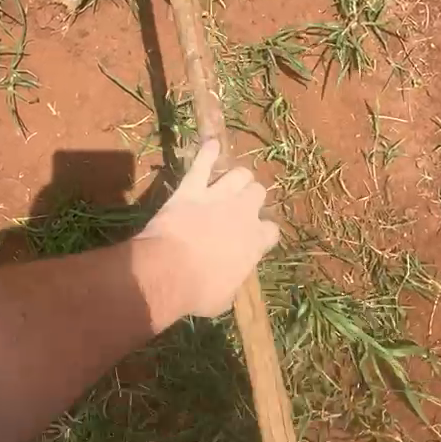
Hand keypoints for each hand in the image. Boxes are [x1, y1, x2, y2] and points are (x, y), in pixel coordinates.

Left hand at [134, 139, 279, 318]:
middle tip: (240, 207)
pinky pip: (203, 164)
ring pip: (239, 174)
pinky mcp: (192, 188)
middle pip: (258, 193)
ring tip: (230, 182)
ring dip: (236, 178)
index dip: (263, 232)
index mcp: (256, 241)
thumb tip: (230, 283)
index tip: (254, 238)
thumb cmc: (198, 292)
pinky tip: (211, 144)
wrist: (169, 271)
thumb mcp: (224, 298)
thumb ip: (233, 282)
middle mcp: (244, 213)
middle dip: (252, 198)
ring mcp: (219, 196)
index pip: (271, 229)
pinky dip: (208, 152)